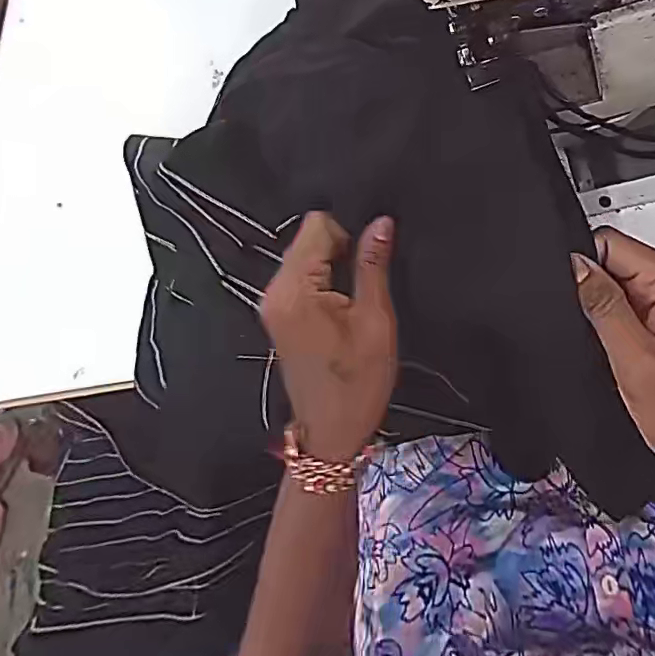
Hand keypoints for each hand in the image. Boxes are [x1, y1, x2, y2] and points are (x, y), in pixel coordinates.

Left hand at [259, 212, 396, 461]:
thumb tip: (381, 222)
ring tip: (362, 287)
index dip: (351, 230)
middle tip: (373, 271)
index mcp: (294, 290)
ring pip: (308, 254)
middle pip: (310, 237)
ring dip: (337, 262)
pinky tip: (348, 297)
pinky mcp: (280, 313)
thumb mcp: (375, 320)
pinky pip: (304, 274)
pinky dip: (328, 276)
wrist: (331, 433)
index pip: (318, 225)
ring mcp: (273, 302)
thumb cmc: (358, 381)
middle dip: (344, 245)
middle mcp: (274, 290)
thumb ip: (373, 265)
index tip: (374, 255)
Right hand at [572, 229, 654, 515]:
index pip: (614, 243)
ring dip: (602, 309)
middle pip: (615, 259)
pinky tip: (617, 349)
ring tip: (613, 346)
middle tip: (600, 331)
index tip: (576, 296)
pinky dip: (611, 324)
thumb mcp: (637, 361)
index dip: (584, 265)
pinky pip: (624, 306)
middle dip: (593, 288)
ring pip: (616, 284)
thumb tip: (577, 267)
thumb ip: (604, 307)